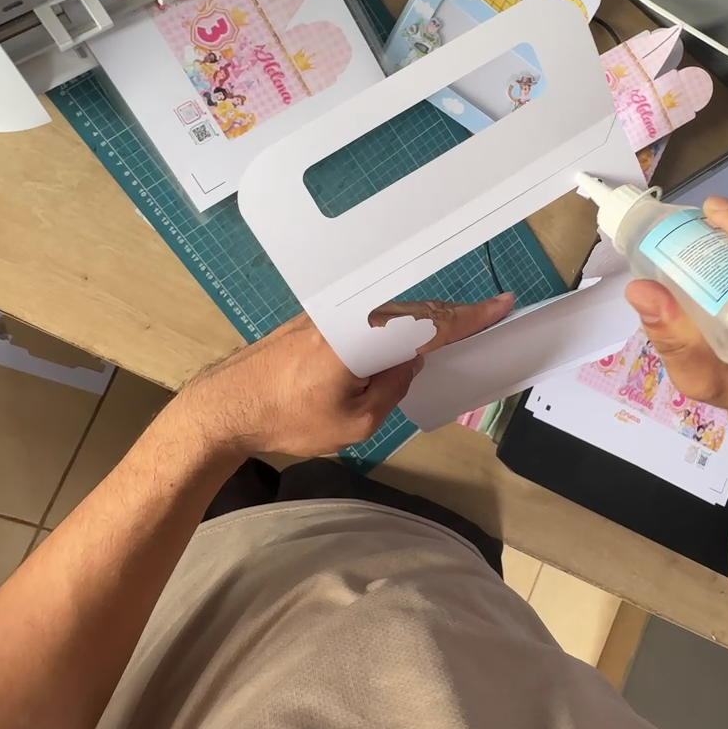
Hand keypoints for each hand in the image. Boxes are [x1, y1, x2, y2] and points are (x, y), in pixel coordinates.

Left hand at [171, 294, 515, 457]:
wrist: (225, 405)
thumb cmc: (286, 420)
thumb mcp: (354, 424)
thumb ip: (391, 391)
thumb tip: (408, 364)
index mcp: (362, 339)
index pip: (428, 327)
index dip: (469, 318)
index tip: (502, 304)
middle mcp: (349, 315)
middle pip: (413, 312)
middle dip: (451, 317)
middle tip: (485, 317)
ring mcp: (331, 313)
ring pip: (389, 313)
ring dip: (420, 323)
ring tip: (448, 332)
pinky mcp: (317, 318)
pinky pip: (367, 316)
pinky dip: (391, 327)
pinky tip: (399, 341)